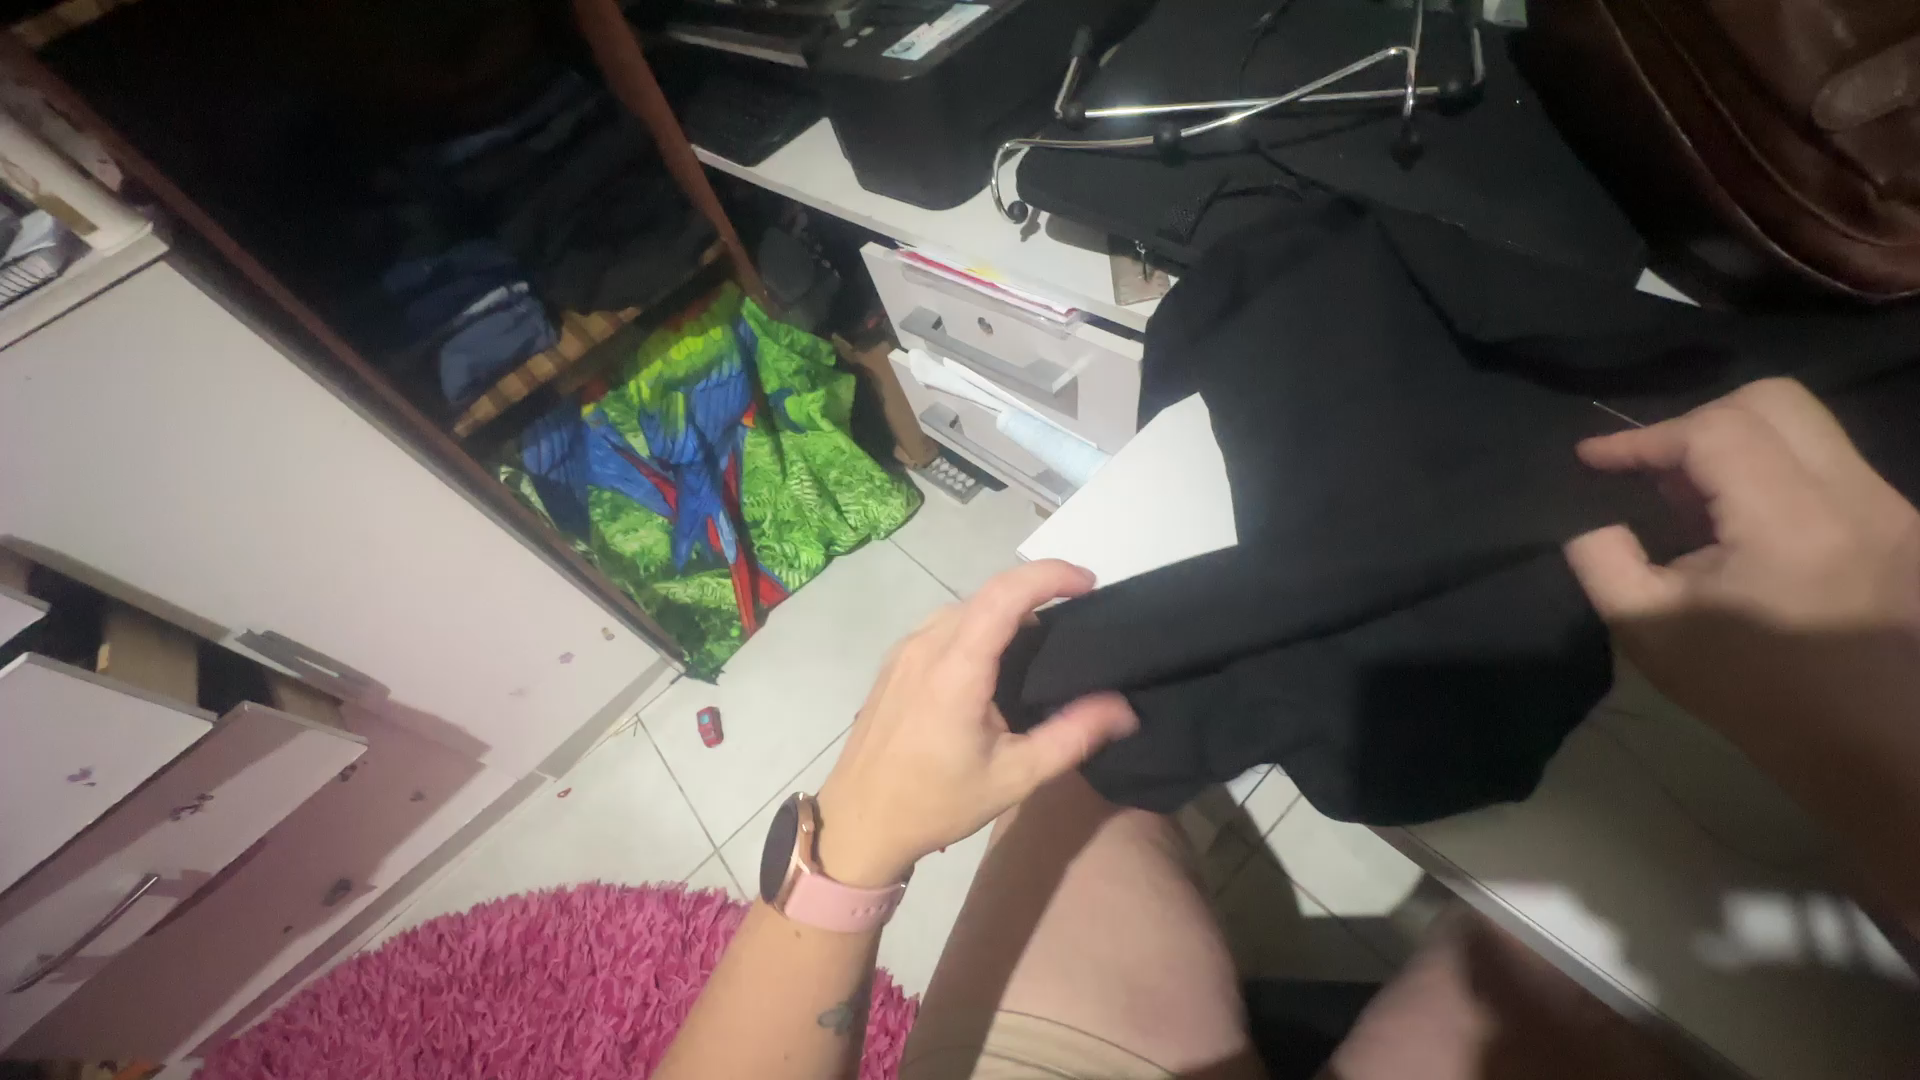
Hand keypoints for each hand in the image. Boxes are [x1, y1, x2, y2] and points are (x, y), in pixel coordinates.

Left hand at [811, 560, 1138, 887]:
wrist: (858, 823)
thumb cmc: (937, 802)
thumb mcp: (1014, 777)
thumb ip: (1072, 736)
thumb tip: (1124, 708)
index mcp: (955, 668)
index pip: (1005, 594)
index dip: (1050, 575)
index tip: (1089, 583)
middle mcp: (926, 645)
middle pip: (987, 594)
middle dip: (1037, 591)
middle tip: (1076, 617)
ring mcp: (905, 650)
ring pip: (964, 607)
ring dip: (1005, 609)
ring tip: (1042, 639)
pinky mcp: (895, 661)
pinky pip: (943, 624)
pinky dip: (978, 624)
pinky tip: (994, 659)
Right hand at [1564, 378, 1919, 730]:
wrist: (1876, 743)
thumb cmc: (1749, 688)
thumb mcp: (1644, 626)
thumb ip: (1601, 559)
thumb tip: (1594, 520)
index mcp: (1794, 526)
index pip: (1716, 432)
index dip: (1642, 437)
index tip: (1592, 461)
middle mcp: (1859, 500)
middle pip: (1773, 403)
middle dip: (1690, 423)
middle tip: (1643, 470)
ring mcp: (1890, 510)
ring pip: (1801, 429)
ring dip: (1725, 447)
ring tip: (1678, 500)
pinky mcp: (1897, 525)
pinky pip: (1819, 462)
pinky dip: (1758, 470)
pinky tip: (1725, 522)